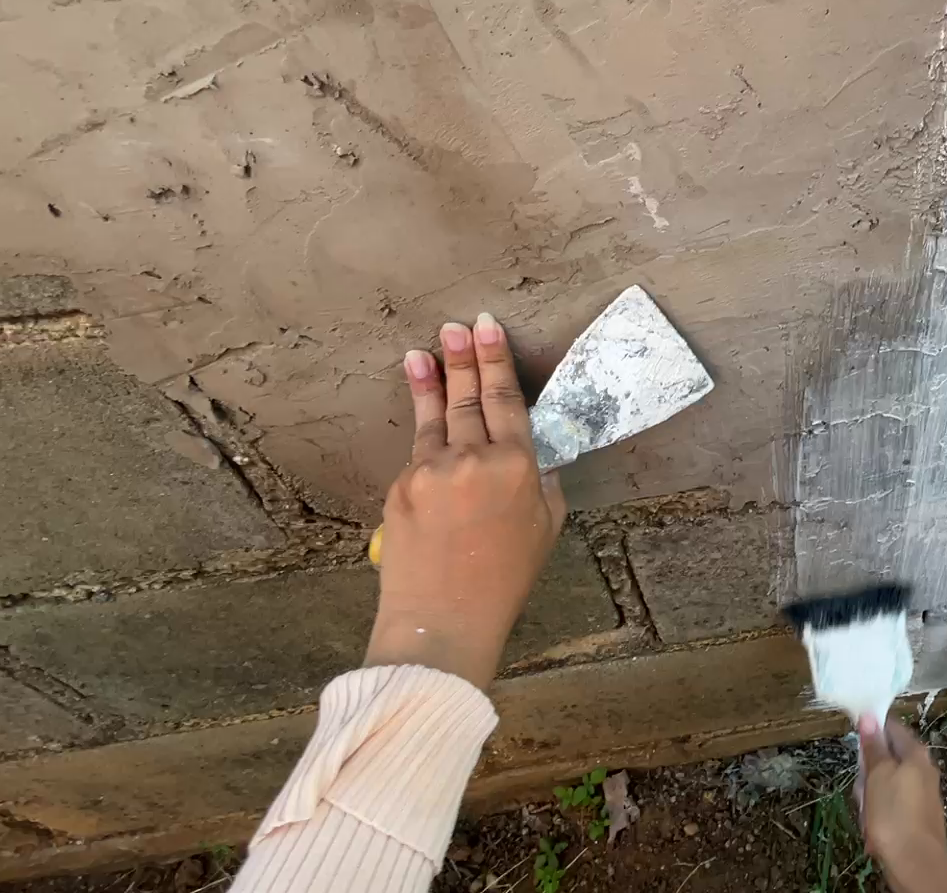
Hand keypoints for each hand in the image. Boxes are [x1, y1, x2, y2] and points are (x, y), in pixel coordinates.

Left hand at [363, 313, 565, 688]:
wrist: (442, 621)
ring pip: (435, 415)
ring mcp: (430, 470)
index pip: (506, 399)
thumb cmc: (507, 576)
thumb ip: (542, 479)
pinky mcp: (400, 487)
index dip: (496, 360)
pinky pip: (419, 452)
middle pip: (468, 396)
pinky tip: (423, 408)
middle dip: (463, 356)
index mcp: (517, 466)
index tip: (488, 329)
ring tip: (425, 349)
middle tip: (457, 325)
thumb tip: (530, 450)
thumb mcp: (546, 525)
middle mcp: (473, 458)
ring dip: (431, 379)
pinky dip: (423, 426)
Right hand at [857, 716, 946, 892]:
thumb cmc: (894, 814)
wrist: (916, 865)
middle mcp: (923, 769)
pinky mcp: (918, 818)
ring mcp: (922, 795)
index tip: (857, 747)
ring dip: (871, 799)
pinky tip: (874, 830)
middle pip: (886, 759)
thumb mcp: (877, 773)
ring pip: (886, 785)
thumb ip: (873, 745)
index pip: (891, 728)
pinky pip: (892, 807)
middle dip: (869, 774)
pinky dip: (881, 816)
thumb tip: (869, 716)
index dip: (871, 732)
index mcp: (916, 753)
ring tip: (868, 815)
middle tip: (864, 790)